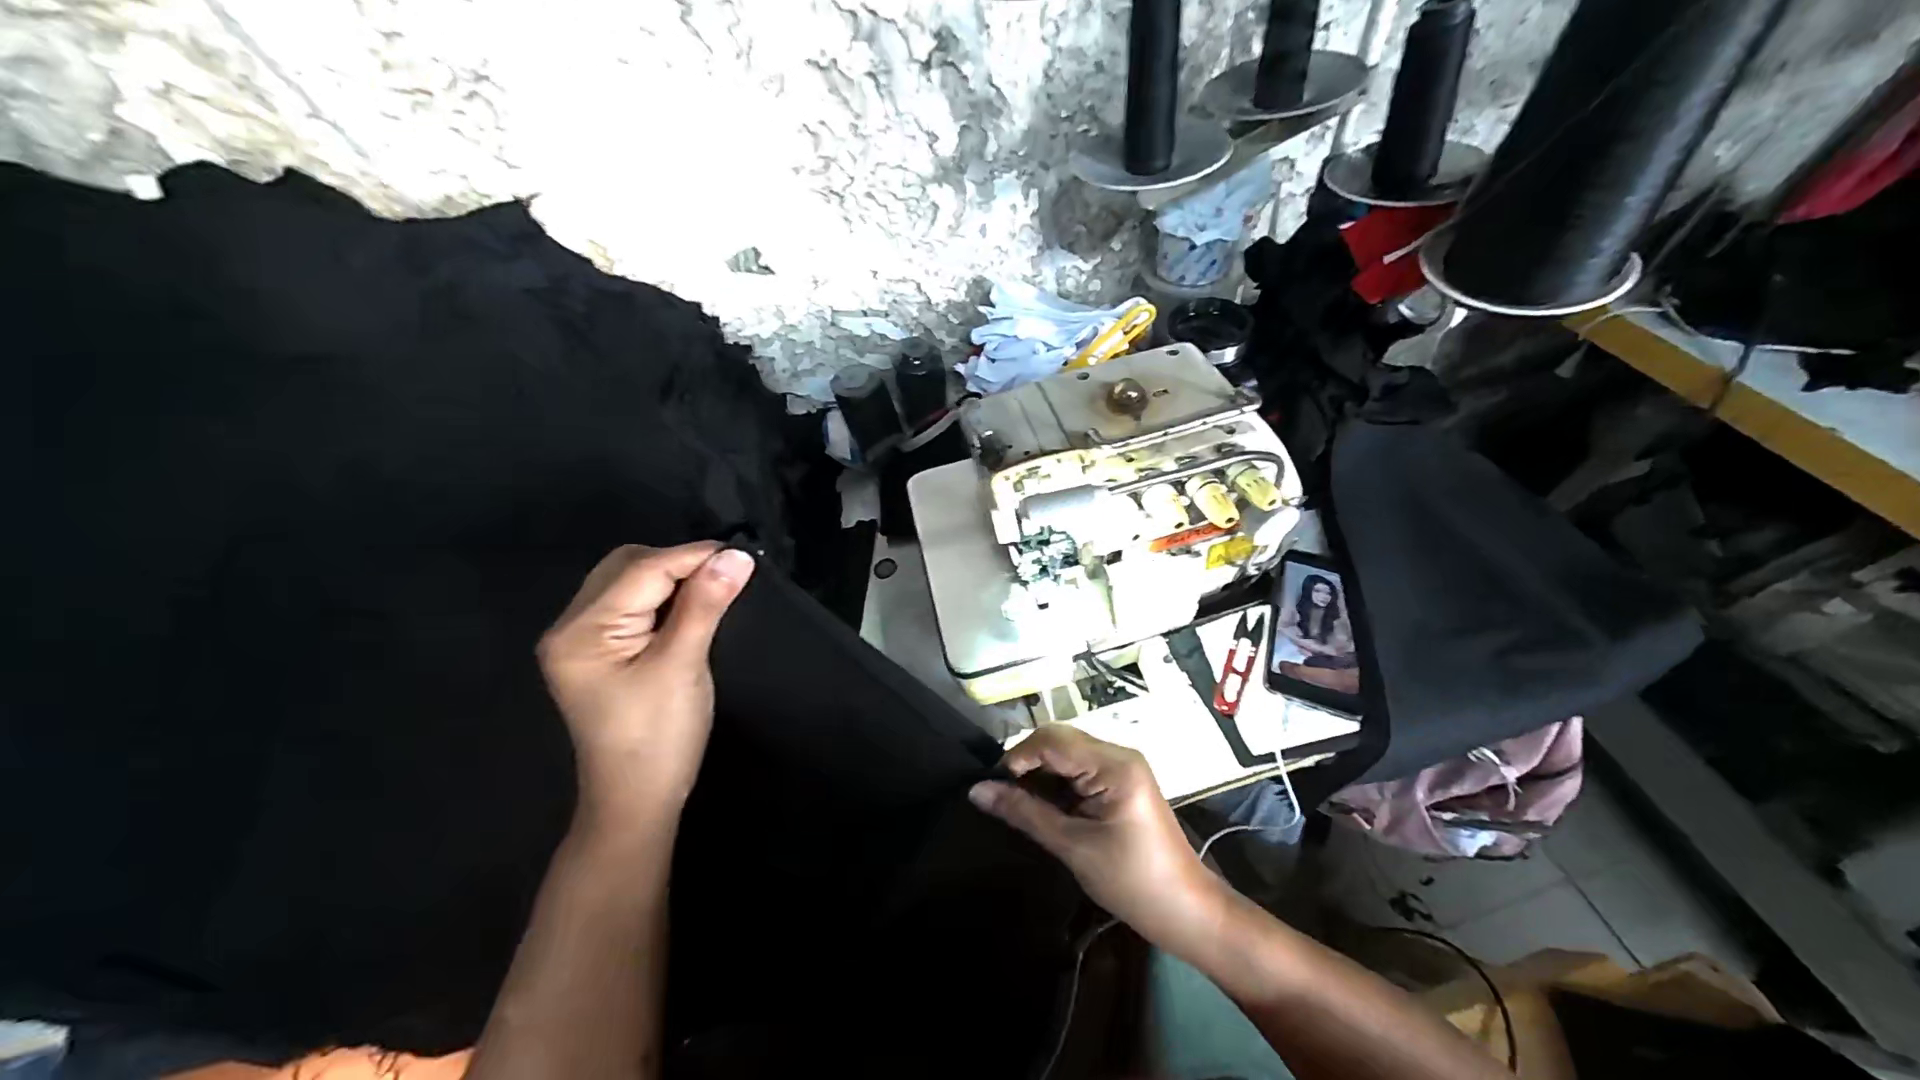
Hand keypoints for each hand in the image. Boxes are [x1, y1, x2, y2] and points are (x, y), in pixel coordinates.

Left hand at [537, 542, 754, 824]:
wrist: (637, 801)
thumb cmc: (659, 738)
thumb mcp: (683, 665)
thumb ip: (705, 605)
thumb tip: (736, 555)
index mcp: (581, 631)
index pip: (641, 570)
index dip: (692, 556)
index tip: (741, 553)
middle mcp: (570, 627)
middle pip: (626, 567)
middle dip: (678, 562)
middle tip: (726, 572)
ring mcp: (580, 640)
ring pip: (627, 581)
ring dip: (671, 576)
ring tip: (713, 585)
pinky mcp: (597, 651)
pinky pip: (629, 603)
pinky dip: (662, 595)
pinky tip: (690, 603)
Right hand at [968, 725, 1219, 944]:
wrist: (1187, 911)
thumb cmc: (1132, 881)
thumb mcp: (1072, 846)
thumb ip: (1024, 813)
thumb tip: (977, 790)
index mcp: (1113, 764)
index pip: (1052, 740)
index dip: (1017, 757)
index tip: (993, 787)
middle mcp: (1118, 754)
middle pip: (1058, 740)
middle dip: (1027, 763)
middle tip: (1003, 797)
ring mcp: (1122, 767)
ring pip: (1066, 752)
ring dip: (1040, 773)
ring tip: (1019, 803)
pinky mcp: (1121, 781)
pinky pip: (1079, 768)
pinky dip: (1057, 782)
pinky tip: (1044, 806)